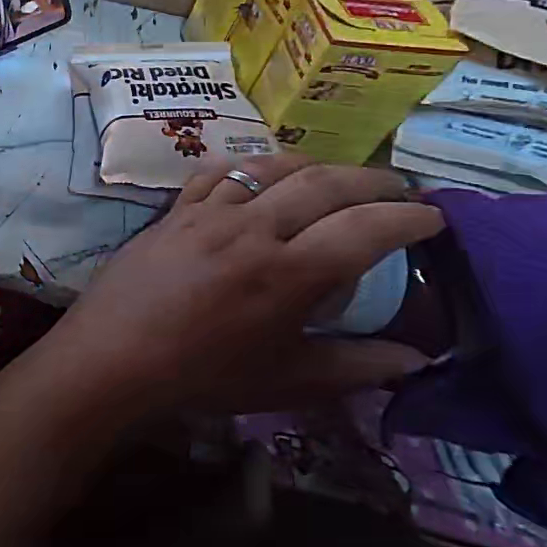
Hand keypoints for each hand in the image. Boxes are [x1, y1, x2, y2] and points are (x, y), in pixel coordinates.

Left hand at [39, 154, 443, 414]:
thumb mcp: (285, 381)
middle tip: (396, 187)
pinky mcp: (178, 208)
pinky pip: (219, 171)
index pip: (364, 230)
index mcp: (287, 274)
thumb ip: (354, 366)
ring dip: (315, 165)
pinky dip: (250, 165)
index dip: (406, 218)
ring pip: (272, 167)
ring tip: (336, 176)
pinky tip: (259, 172)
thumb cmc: (202, 376)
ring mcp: (211, 211)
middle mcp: (253, 228)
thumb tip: (416, 358)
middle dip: (371, 179)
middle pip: (324, 184)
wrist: (114, 355)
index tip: (431, 216)